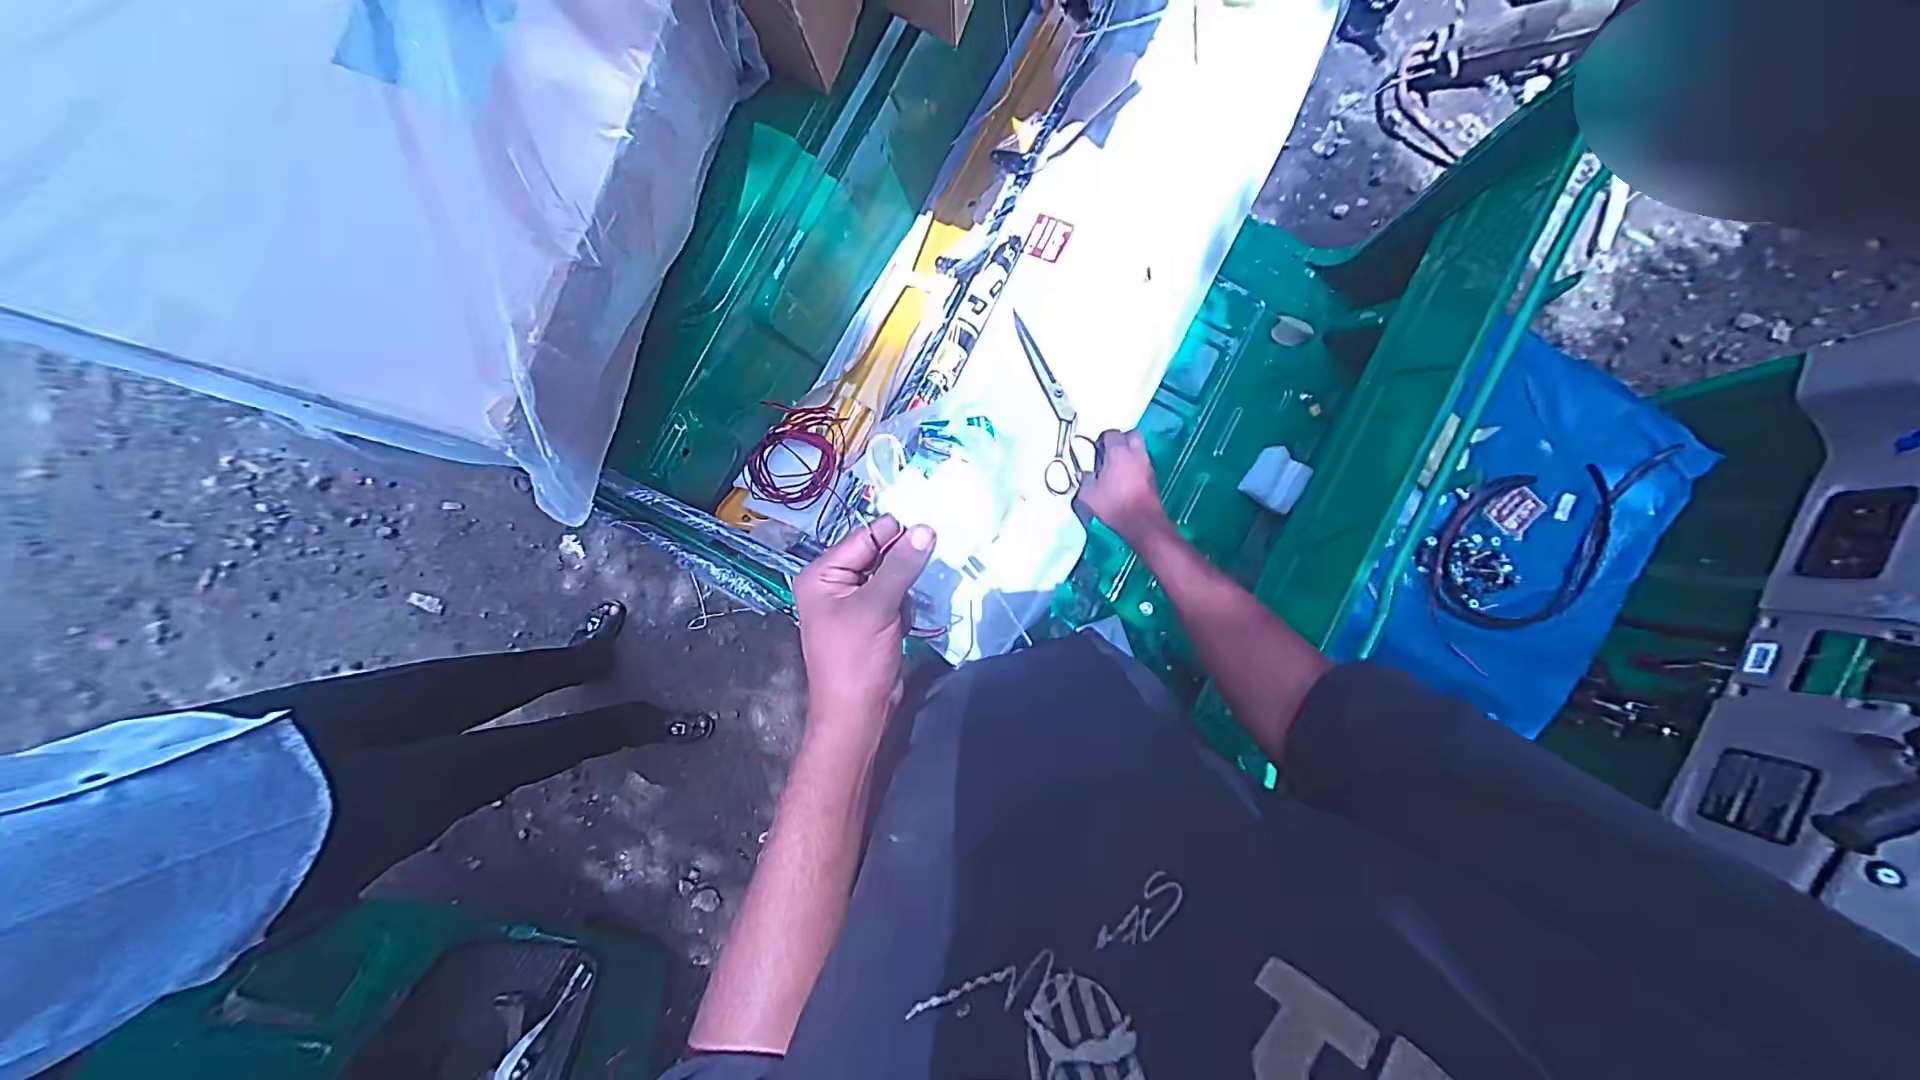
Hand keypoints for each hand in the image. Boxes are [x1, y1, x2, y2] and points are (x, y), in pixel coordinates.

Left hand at [793, 515, 934, 729]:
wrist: (857, 713)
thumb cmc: (856, 658)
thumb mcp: (878, 606)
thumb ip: (901, 566)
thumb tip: (924, 529)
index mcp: (821, 574)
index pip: (863, 538)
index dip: (894, 533)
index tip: (929, 529)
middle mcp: (833, 583)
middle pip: (877, 556)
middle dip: (900, 568)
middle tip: (920, 571)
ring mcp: (851, 602)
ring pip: (891, 576)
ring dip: (903, 592)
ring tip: (899, 615)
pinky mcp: (870, 619)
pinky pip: (893, 597)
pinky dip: (903, 607)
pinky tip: (901, 626)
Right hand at [1074, 429, 1170, 544]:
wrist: (1141, 522)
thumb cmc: (1113, 505)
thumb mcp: (1088, 494)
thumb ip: (1085, 480)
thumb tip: (1088, 475)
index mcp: (1118, 453)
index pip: (1111, 434)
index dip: (1102, 441)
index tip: (1096, 453)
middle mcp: (1136, 454)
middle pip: (1131, 435)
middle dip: (1121, 440)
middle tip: (1110, 454)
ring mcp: (1147, 464)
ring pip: (1139, 449)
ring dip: (1129, 453)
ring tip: (1117, 468)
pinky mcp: (1153, 477)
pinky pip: (1143, 463)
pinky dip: (1135, 465)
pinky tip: (1126, 479)